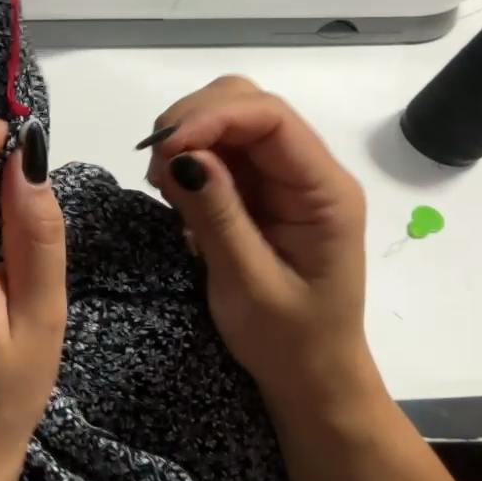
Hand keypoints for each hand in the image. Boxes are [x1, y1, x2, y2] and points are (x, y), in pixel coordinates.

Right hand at [143, 76, 381, 416]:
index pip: (270, 117)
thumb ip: (217, 216)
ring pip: (225, 118)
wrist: (309, 378)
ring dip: (184, 136)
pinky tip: (171, 188)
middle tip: (157, 168)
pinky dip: (184, 155)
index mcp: (324, 190)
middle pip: (245, 103)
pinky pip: (214, 147)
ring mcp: (278, 176)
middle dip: (193, 120)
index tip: (165, 151)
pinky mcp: (254, 188)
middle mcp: (304, 170)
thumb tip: (180, 155)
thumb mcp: (249, 285)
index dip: (212, 117)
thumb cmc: (289, 341)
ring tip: (162, 182)